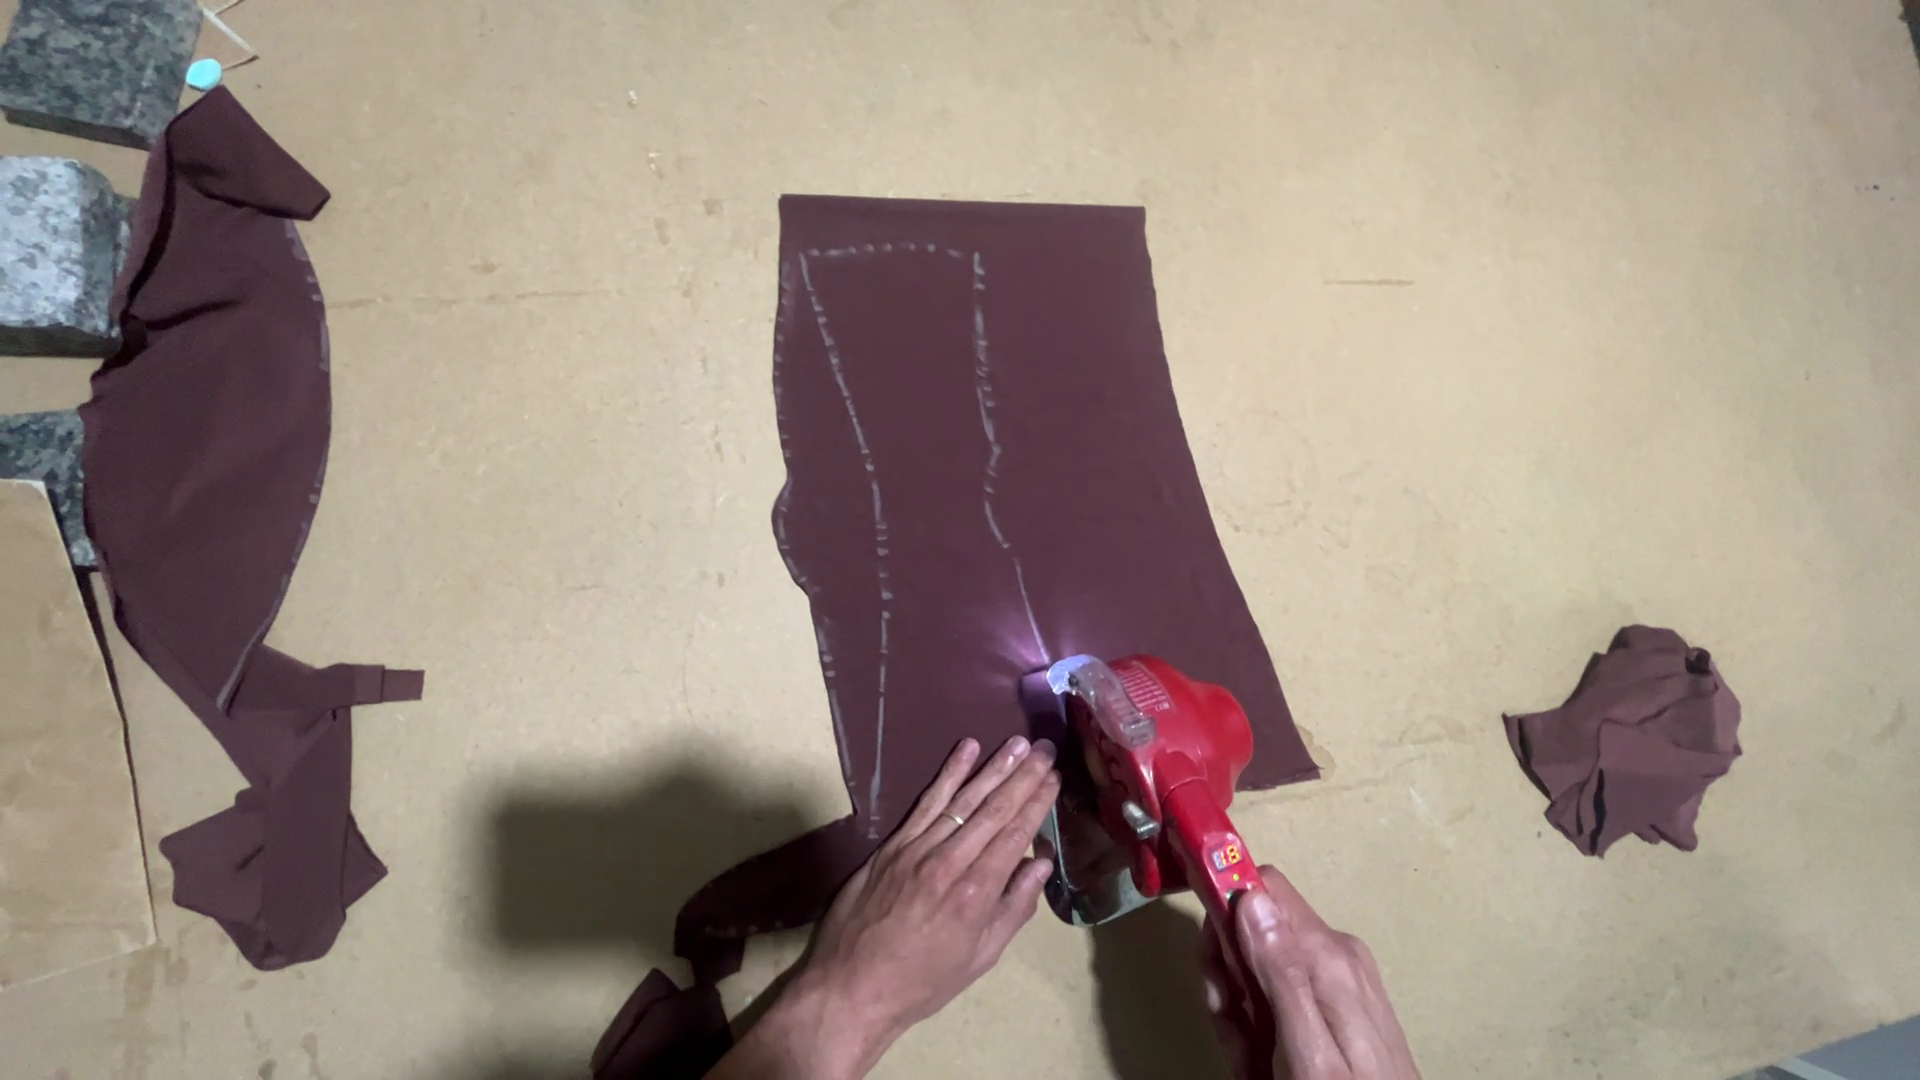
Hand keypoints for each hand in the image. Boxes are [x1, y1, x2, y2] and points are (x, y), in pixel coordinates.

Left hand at [711, 736, 1059, 1079]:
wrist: (851, 987)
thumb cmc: (922, 981)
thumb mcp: (980, 957)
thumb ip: (1013, 908)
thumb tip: (1042, 864)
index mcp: (977, 893)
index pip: (1015, 834)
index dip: (1037, 803)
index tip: (1054, 777)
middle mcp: (950, 862)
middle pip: (994, 809)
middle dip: (1024, 776)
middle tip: (1045, 748)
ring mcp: (919, 848)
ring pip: (964, 799)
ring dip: (994, 767)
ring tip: (1018, 743)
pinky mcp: (894, 842)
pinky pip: (927, 801)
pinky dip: (949, 773)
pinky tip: (967, 748)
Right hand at [1202, 866, 1419, 1079]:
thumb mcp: (1306, 1054)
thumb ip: (1279, 972)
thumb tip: (1251, 896)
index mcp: (1327, 955)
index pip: (1261, 888)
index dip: (1224, 912)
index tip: (1213, 965)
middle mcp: (1334, 952)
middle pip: (1253, 928)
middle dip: (1228, 974)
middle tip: (1230, 1026)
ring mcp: (1339, 976)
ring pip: (1259, 963)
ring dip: (1240, 1007)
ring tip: (1250, 1060)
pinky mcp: (1338, 1000)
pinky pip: (1279, 990)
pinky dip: (1260, 1022)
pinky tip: (1264, 1062)